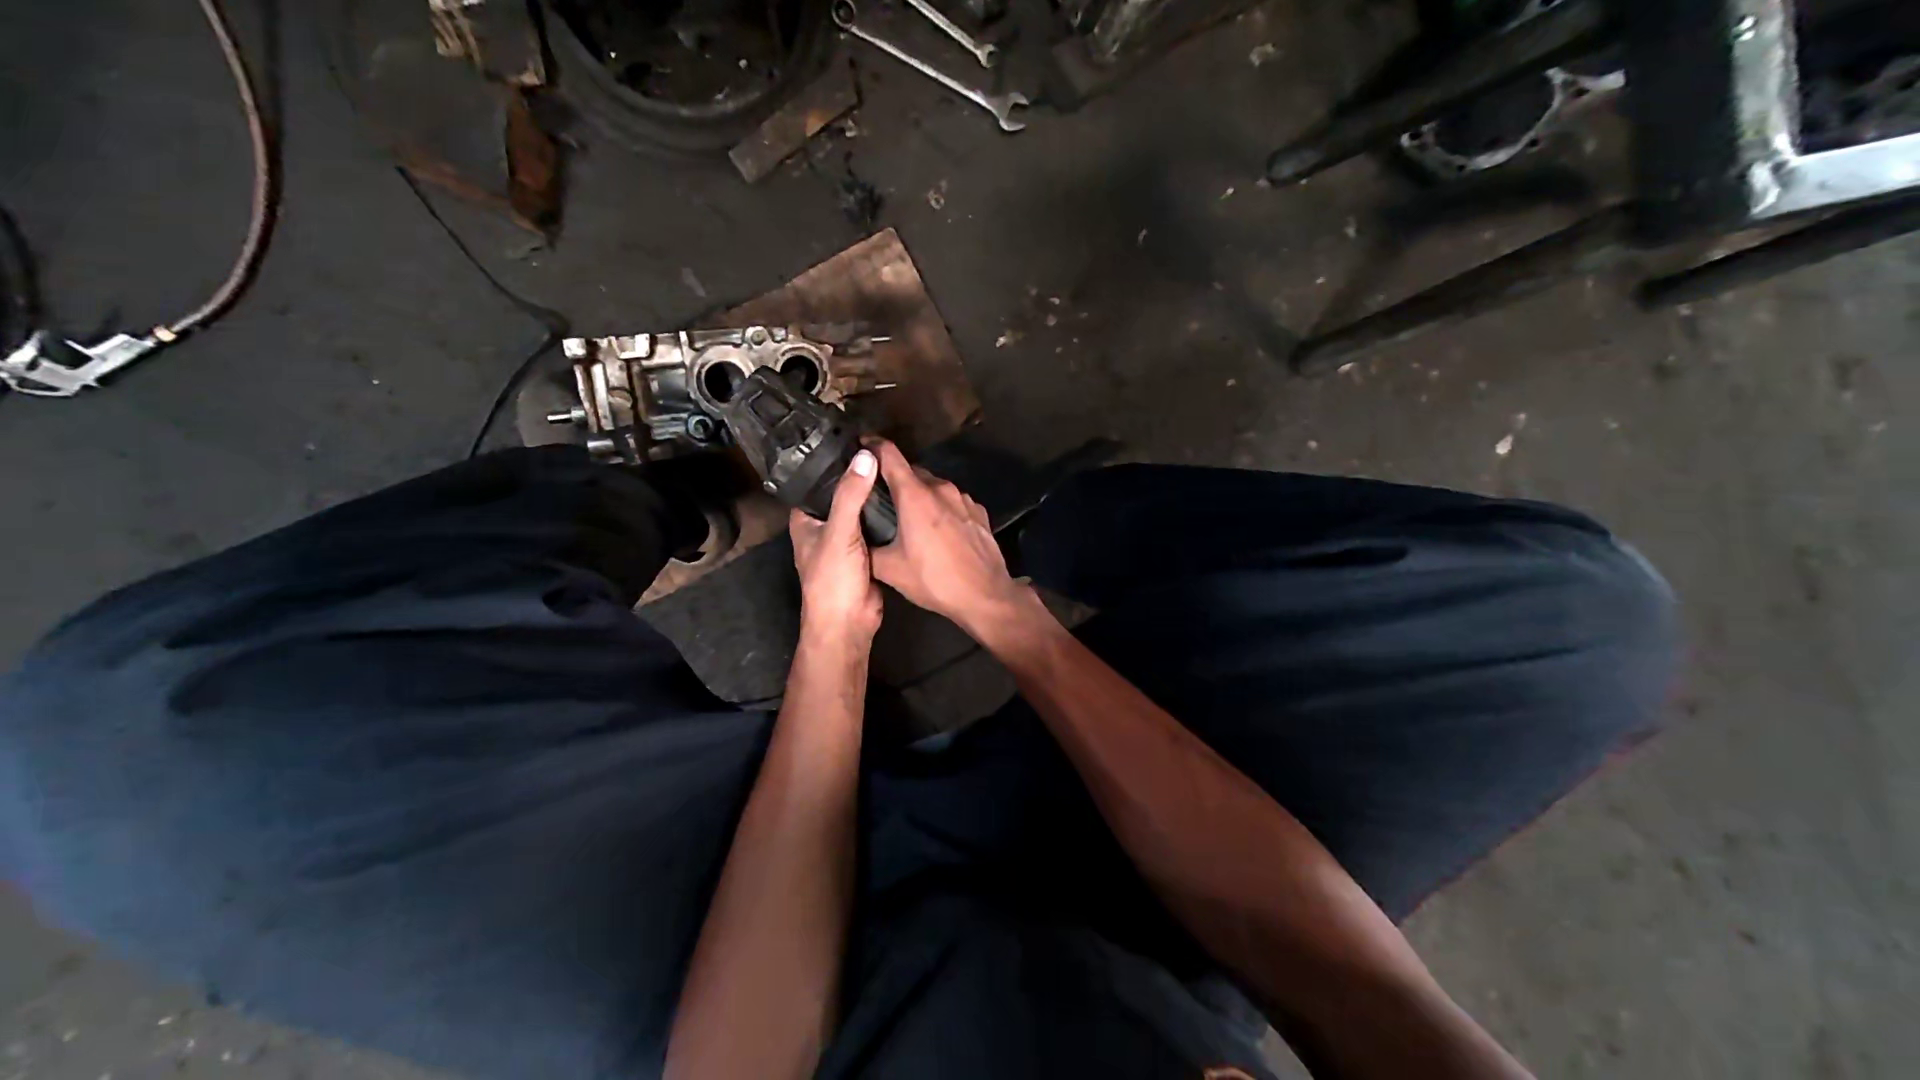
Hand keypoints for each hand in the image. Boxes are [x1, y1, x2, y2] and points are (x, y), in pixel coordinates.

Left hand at [789, 448, 884, 643]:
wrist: (849, 623)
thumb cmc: (832, 578)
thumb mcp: (839, 531)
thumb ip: (850, 494)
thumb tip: (865, 455)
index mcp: (805, 520)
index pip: (817, 482)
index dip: (834, 463)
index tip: (857, 441)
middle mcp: (823, 527)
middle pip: (842, 495)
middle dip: (860, 478)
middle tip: (885, 452)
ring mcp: (846, 541)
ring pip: (861, 511)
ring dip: (876, 498)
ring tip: (897, 469)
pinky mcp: (867, 553)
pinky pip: (877, 528)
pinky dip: (888, 517)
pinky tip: (904, 500)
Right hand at [868, 440, 1035, 637]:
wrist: (985, 596)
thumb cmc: (934, 580)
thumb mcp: (890, 570)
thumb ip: (867, 547)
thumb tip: (854, 538)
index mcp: (915, 495)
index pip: (889, 455)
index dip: (872, 445)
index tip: (861, 444)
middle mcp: (940, 489)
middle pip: (912, 471)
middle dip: (894, 479)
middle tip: (879, 495)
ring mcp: (963, 499)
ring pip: (934, 487)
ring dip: (919, 495)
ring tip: (908, 516)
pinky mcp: (978, 513)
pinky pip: (952, 502)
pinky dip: (940, 508)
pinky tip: (937, 530)